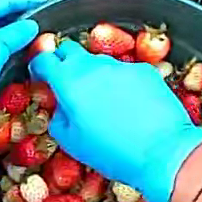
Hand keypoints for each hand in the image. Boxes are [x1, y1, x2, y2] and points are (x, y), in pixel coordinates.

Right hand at [30, 39, 201, 201]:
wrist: (163, 152)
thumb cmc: (113, 152)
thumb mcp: (71, 142)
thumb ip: (58, 117)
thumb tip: (60, 106)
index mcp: (69, 82)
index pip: (44, 58)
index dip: (38, 65)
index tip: (39, 75)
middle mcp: (93, 66)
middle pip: (70, 49)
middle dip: (63, 61)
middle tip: (65, 81)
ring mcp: (120, 65)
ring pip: (97, 60)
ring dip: (92, 73)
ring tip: (100, 98)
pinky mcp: (144, 70)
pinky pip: (123, 70)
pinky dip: (118, 81)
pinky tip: (127, 103)